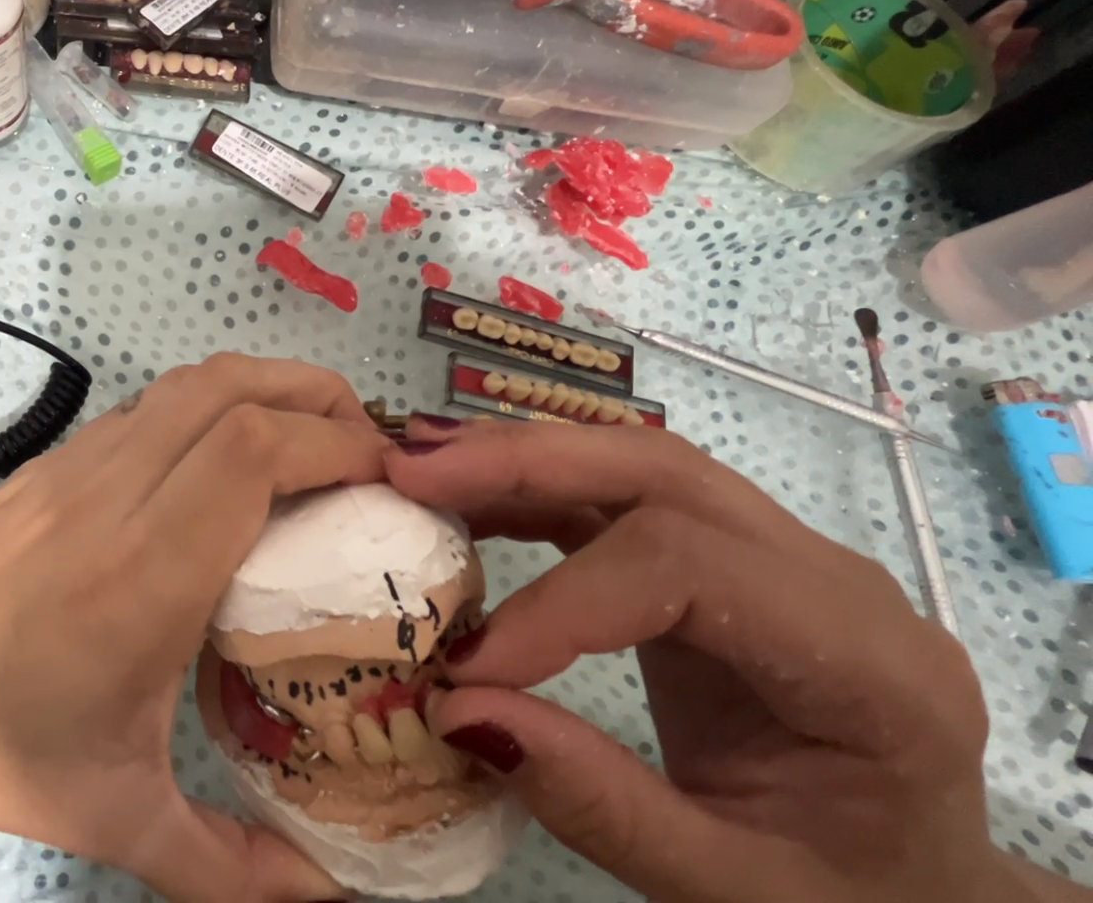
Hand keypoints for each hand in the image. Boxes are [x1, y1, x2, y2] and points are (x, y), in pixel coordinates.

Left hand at [0, 354, 389, 900]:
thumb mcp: (117, 816)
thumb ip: (230, 867)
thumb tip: (326, 897)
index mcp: (146, 569)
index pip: (254, 452)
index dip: (335, 443)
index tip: (388, 476)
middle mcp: (113, 494)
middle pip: (229, 389)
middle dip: (315, 397)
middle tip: (364, 445)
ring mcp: (72, 468)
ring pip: (183, 384)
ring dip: (259, 389)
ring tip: (305, 436)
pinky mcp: (45, 467)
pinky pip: (143, 409)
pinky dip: (203, 408)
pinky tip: (214, 464)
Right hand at [385, 420, 1020, 902]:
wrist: (907, 881)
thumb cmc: (836, 894)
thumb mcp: (725, 888)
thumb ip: (597, 804)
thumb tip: (456, 708)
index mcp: (872, 667)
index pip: (691, 571)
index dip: (561, 602)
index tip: (465, 665)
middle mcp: (829, 579)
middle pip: (662, 473)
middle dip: (523, 463)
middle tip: (408, 472)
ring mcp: (774, 554)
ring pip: (633, 462)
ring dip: (516, 457)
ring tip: (416, 468)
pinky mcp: (716, 556)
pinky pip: (618, 497)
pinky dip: (531, 490)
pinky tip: (464, 504)